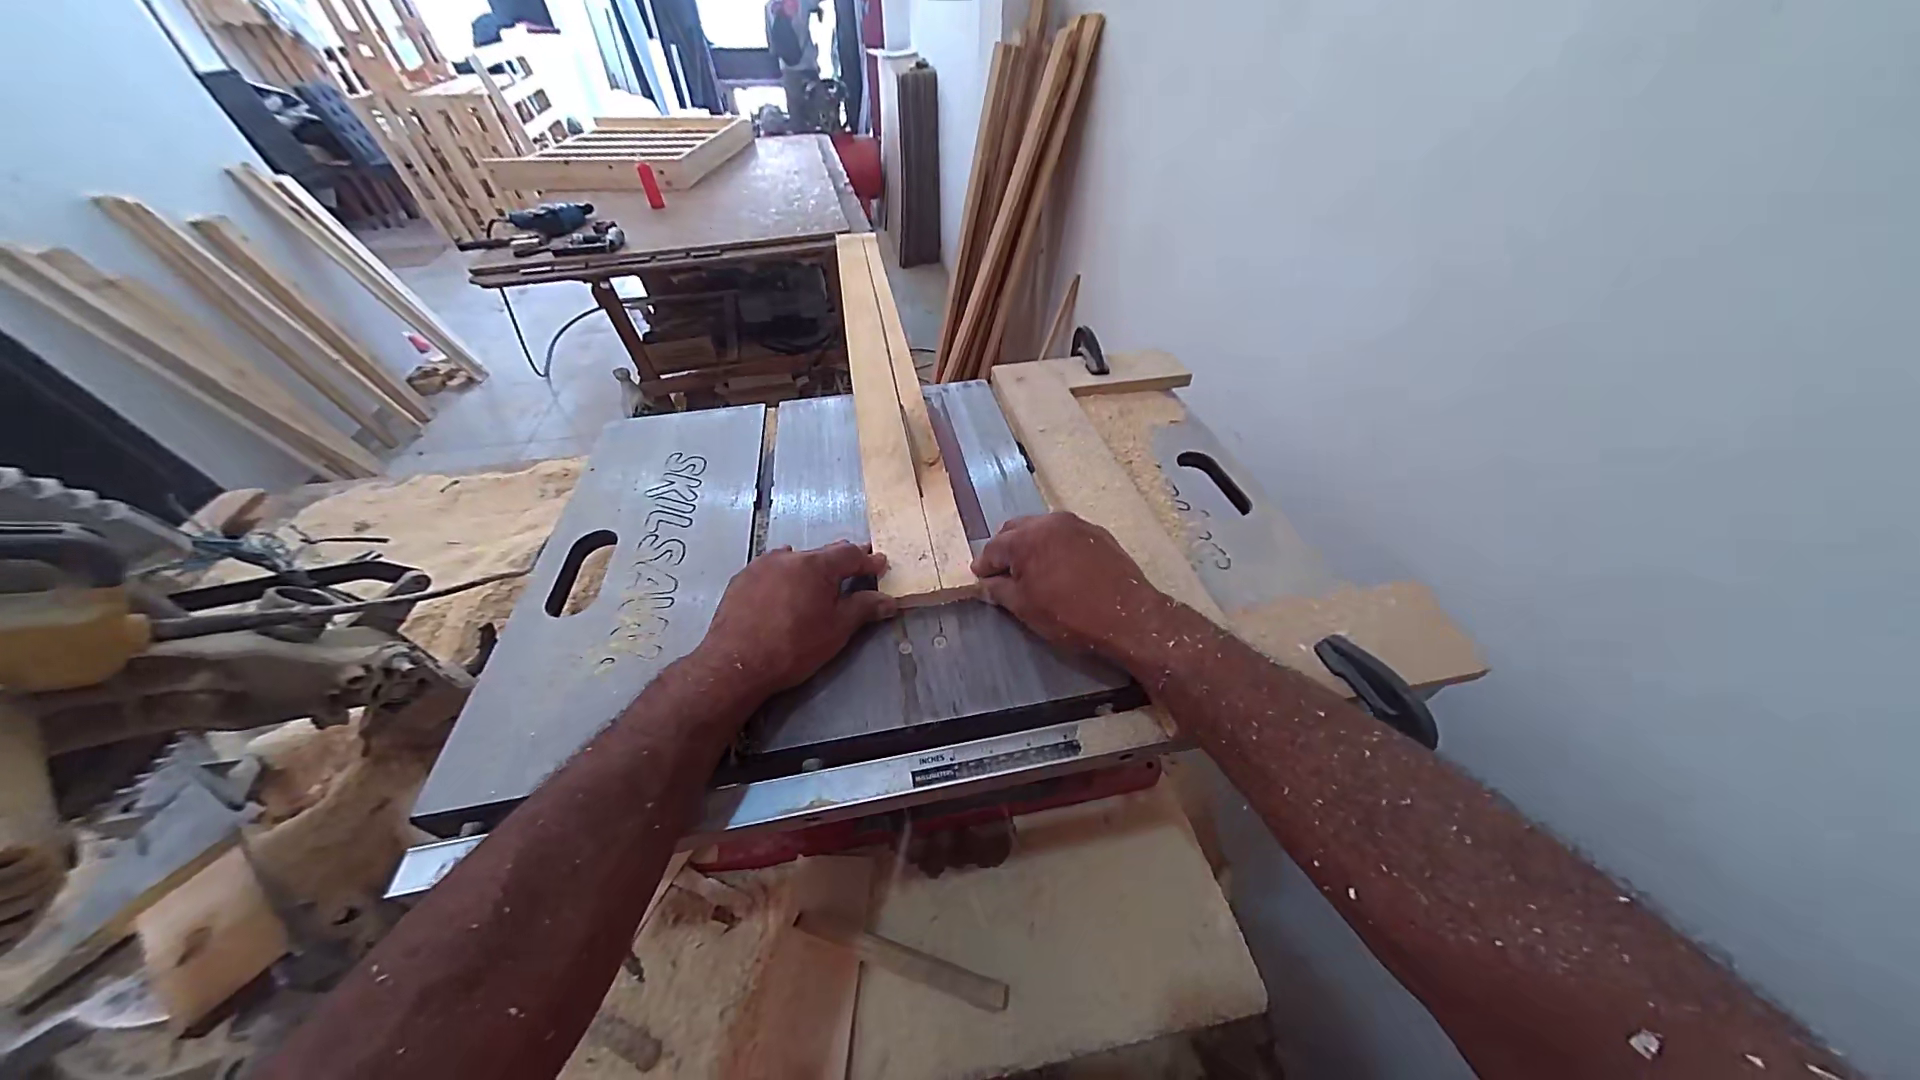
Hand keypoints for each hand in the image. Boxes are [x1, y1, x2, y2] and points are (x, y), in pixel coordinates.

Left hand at [694, 540, 895, 699]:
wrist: (736, 664)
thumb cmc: (791, 648)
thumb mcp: (837, 629)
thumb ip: (864, 608)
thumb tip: (886, 600)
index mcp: (816, 566)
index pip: (850, 554)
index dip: (868, 560)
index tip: (878, 564)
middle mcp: (788, 558)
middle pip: (822, 554)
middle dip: (841, 564)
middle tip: (854, 572)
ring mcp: (761, 567)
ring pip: (794, 561)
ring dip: (809, 571)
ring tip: (816, 589)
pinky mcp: (742, 580)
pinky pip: (771, 572)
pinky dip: (784, 580)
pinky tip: (784, 597)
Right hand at [971, 513, 1178, 665]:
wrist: (1130, 618)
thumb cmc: (1071, 616)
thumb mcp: (1025, 608)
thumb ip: (1000, 590)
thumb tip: (988, 582)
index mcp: (1026, 538)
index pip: (993, 547)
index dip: (984, 565)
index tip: (980, 577)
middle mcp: (1050, 522)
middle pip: (1015, 530)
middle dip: (1005, 549)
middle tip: (1002, 573)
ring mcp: (1077, 525)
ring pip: (1041, 528)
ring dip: (1030, 545)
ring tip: (1030, 569)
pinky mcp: (1098, 533)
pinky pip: (1065, 534)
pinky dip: (1054, 546)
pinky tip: (1058, 566)